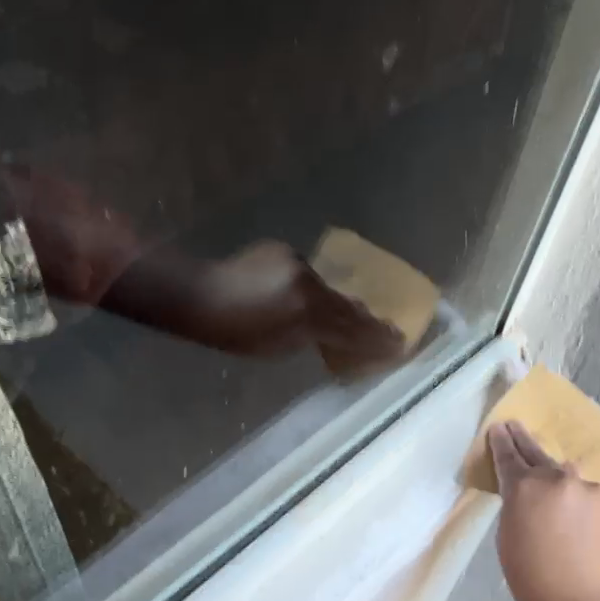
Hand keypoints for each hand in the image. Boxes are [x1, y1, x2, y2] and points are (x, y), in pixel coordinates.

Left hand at [206, 241, 405, 364]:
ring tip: (353, 316)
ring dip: (338, 304)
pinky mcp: (282, 253)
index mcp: (308, 309)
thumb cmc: (234, 332)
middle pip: (347, 303)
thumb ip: (313, 337)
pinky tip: (307, 298)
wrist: (199, 297)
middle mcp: (308, 281)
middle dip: (367, 319)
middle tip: (387, 330)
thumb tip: (335, 333)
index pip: (353, 325)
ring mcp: (296, 264)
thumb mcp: (278, 347)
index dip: (378, 336)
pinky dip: (312, 290)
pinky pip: (307, 275)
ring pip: (328, 288)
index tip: (400, 342)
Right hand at [488, 421, 599, 600]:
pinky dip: (591, 510)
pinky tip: (588, 532)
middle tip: (517, 427)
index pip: (509, 456)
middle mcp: (558, 477)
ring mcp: (591, 488)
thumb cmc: (529, 574)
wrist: (577, 599)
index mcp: (524, 485)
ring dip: (566, 489)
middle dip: (524, 440)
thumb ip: (519, 504)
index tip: (500, 428)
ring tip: (565, 514)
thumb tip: (533, 495)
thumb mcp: (508, 532)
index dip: (502, 442)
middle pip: (539, 454)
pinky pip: (597, 501)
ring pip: (574, 482)